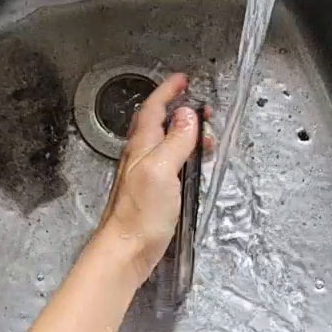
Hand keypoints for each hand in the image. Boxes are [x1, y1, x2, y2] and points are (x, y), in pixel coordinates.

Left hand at [92, 73, 201, 281]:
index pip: (153, 109)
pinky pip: (168, 162)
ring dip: (184, 133)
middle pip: (158, 123)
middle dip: (180, 110)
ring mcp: (144, 175)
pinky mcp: (150, 193)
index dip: (167, 91)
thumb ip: (176, 141)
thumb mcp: (163, 170)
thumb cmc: (140, 214)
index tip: (183, 80)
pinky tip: (193, 165)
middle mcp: (139, 157)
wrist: (125, 251)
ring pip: (164, 143)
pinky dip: (183, 155)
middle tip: (204, 110)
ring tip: (206, 137)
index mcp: (141, 147)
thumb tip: (188, 115)